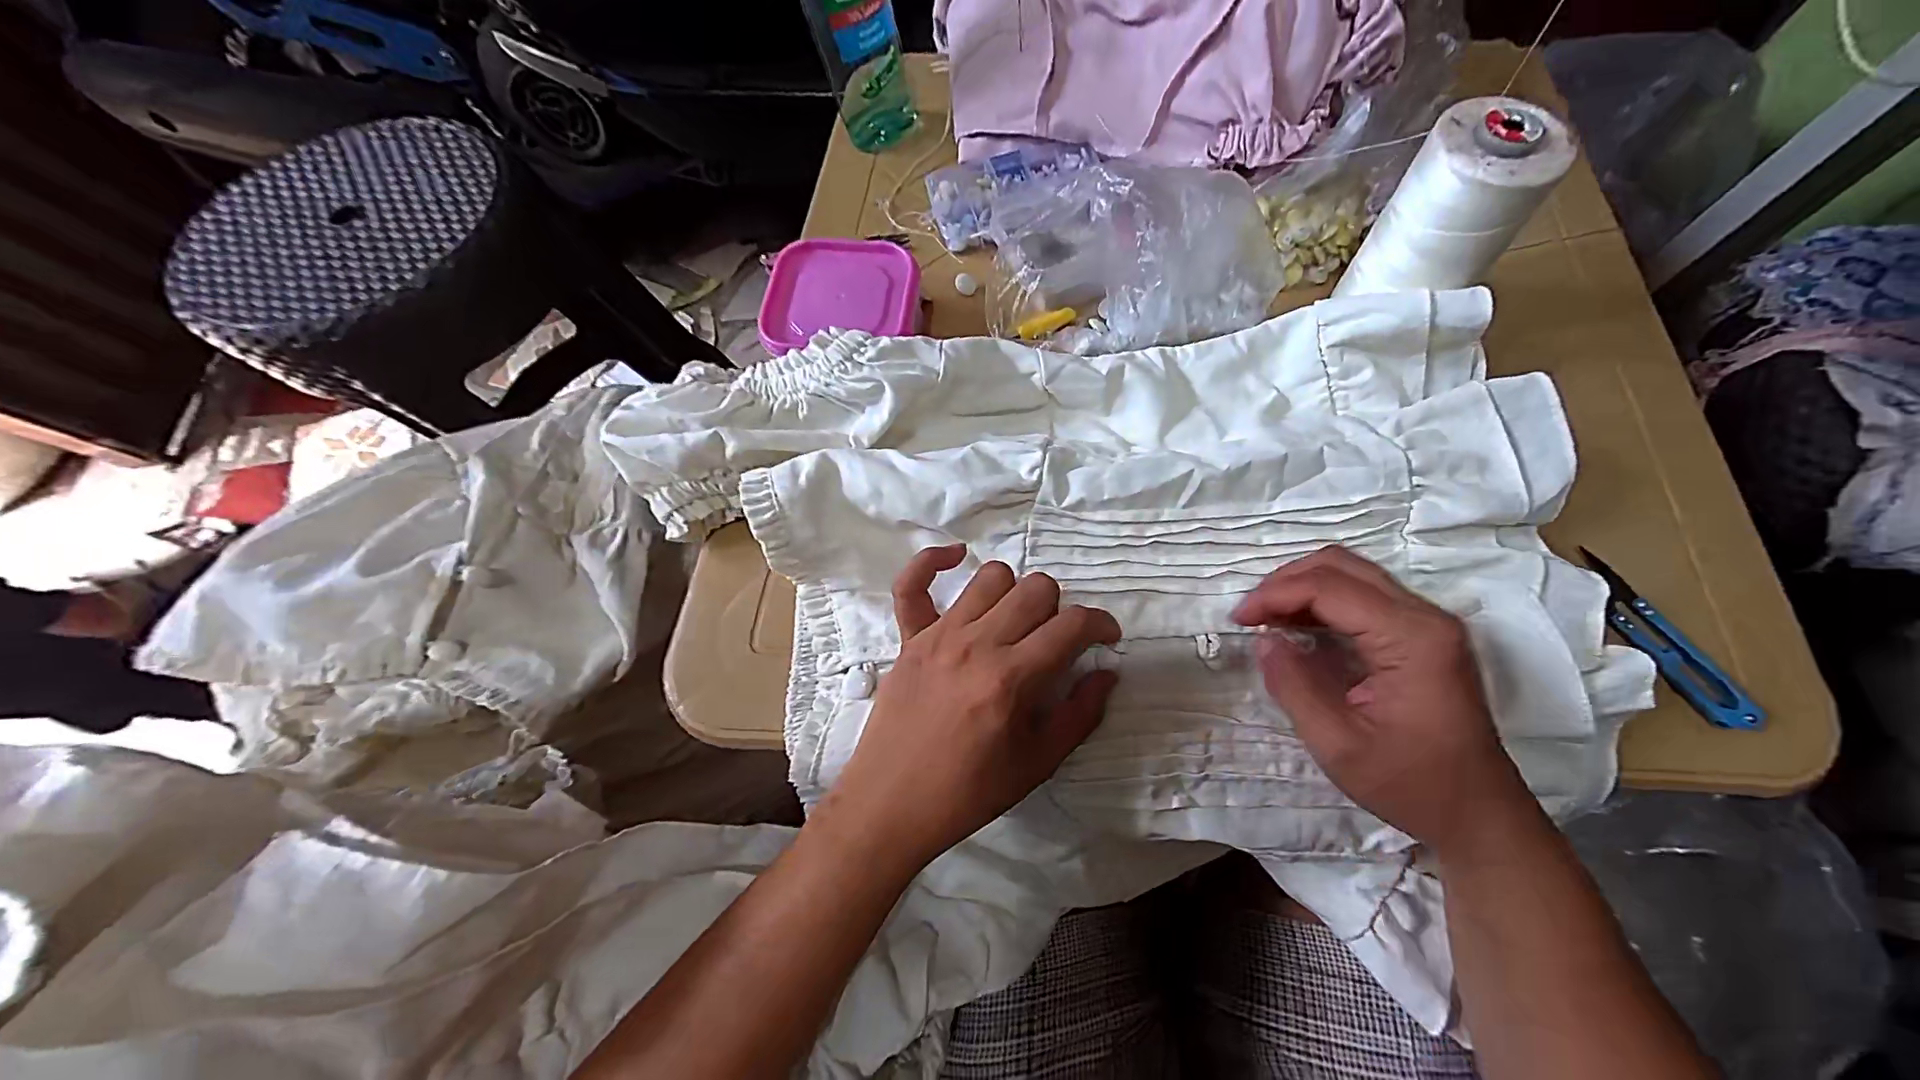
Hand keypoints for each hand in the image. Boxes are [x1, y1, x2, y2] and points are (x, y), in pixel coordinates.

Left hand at [818, 546, 1122, 870]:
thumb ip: (1079, 715)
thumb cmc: (968, 792)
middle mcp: (976, 645)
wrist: (892, 804)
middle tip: (1056, 640)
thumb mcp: (1037, 765)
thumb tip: (1107, 673)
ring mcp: (937, 636)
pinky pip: (911, 585)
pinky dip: (932, 562)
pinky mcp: (908, 639)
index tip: (1106, 637)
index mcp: (1011, 678)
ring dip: (1014, 591)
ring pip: (989, 578)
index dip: (1100, 624)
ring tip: (1016, 621)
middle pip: (1035, 589)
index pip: (1072, 625)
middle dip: (1060, 608)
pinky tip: (956, 558)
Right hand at [1231, 545, 1537, 854]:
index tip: (1238, 621)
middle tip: (1250, 615)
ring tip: (1266, 619)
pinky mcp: (1423, 634)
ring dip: (1302, 587)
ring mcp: (1428, 623)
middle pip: (1341, 565)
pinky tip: (1297, 627)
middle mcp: (1425, 616)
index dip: (1274, 595)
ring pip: (1352, 573)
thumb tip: (1263, 641)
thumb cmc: (1411, 785)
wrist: (1480, 815)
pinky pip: (1363, 596)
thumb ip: (1294, 686)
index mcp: (1411, 638)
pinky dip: (1321, 601)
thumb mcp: (1337, 745)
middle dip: (1285, 582)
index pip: (1329, 587)